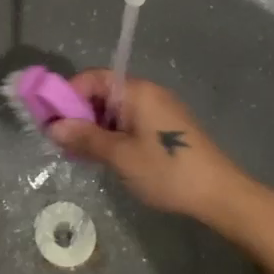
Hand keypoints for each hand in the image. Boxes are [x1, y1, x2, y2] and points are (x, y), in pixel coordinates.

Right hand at [50, 72, 243, 219]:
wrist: (220, 195)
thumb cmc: (167, 171)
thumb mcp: (120, 156)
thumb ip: (85, 138)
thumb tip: (53, 127)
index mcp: (137, 91)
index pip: (92, 78)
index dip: (68, 95)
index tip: (53, 121)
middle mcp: (148, 93)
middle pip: (103, 92)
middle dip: (80, 114)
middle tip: (64, 142)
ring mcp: (159, 110)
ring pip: (116, 110)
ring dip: (95, 127)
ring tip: (82, 153)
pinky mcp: (166, 128)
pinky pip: (130, 122)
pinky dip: (113, 134)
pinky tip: (106, 157)